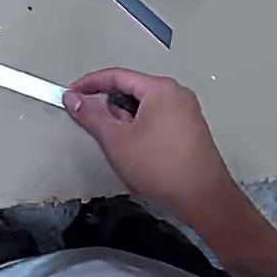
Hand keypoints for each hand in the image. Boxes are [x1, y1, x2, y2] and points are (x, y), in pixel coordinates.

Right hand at [62, 68, 253, 232]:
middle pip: (131, 89)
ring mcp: (186, 110)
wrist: (205, 200)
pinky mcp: (190, 128)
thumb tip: (72, 98)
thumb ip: (91, 114)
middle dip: (107, 104)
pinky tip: (134, 146)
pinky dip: (139, 124)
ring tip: (115, 140)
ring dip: (123, 117)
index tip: (70, 95)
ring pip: (143, 104)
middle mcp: (176, 93)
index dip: (89, 84)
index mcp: (160, 88)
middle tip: (91, 121)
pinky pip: (156, 116)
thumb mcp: (116, 139)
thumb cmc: (161, 167)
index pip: (116, 76)